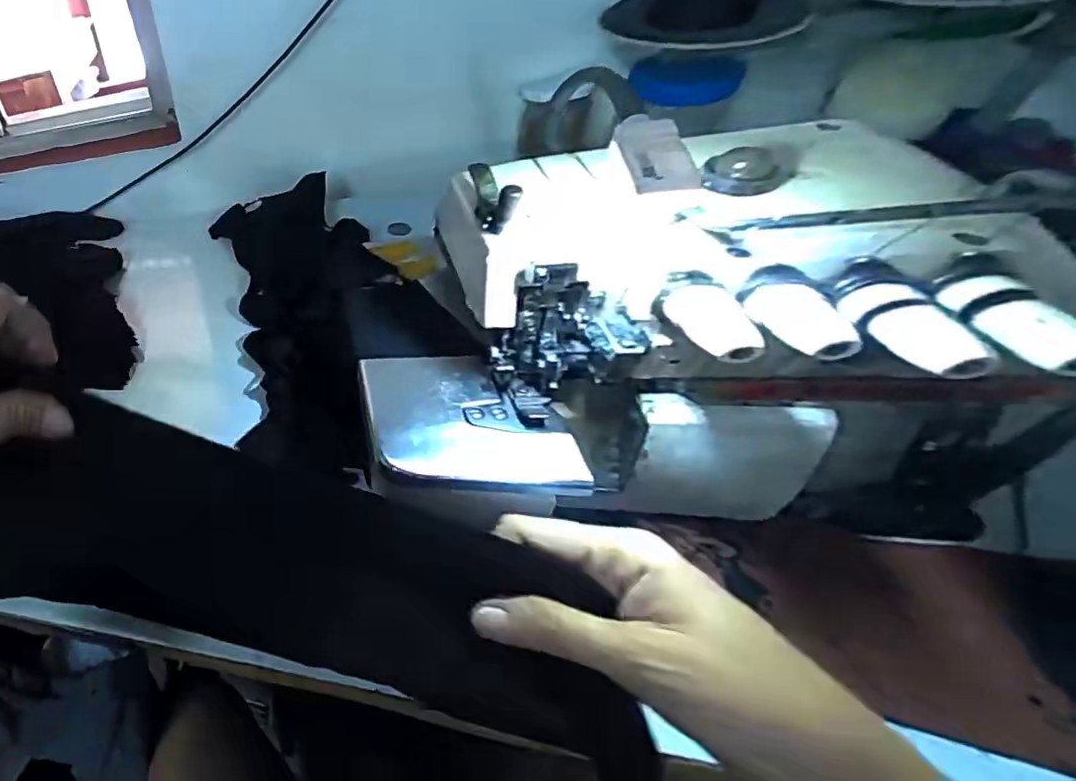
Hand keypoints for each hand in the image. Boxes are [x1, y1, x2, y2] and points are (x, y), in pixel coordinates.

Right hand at [471, 516, 936, 780]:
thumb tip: (475, 609)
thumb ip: (555, 628)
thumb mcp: (642, 661)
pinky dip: (552, 632)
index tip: (449, 578)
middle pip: (542, 558)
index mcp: (626, 549)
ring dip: (525, 610)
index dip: (490, 551)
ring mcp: (634, 600)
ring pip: (558, 592)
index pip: (533, 532)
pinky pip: (580, 620)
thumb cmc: (743, 696)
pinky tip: (524, 649)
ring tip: (479, 630)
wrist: (841, 769)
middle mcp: (624, 562)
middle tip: (458, 611)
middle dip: (503, 582)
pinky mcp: (641, 634)